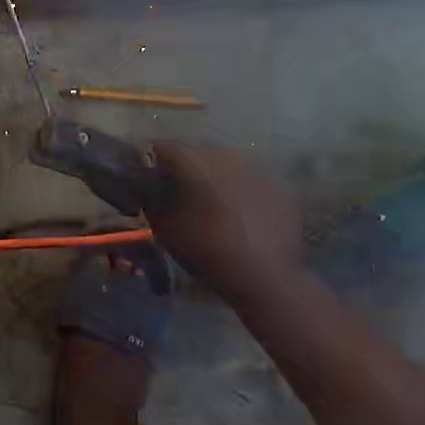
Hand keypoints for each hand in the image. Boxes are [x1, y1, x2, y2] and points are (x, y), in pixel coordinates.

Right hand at [148, 142, 302, 299]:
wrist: (267, 277)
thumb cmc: (210, 252)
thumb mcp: (169, 231)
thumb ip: (153, 205)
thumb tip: (147, 194)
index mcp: (197, 162)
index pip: (165, 148)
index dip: (152, 163)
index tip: (148, 180)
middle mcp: (228, 155)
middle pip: (197, 154)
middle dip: (185, 170)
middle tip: (178, 195)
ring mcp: (257, 168)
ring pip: (225, 165)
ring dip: (214, 179)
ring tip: (210, 205)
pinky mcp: (277, 185)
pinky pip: (248, 180)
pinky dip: (238, 191)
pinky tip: (238, 215)